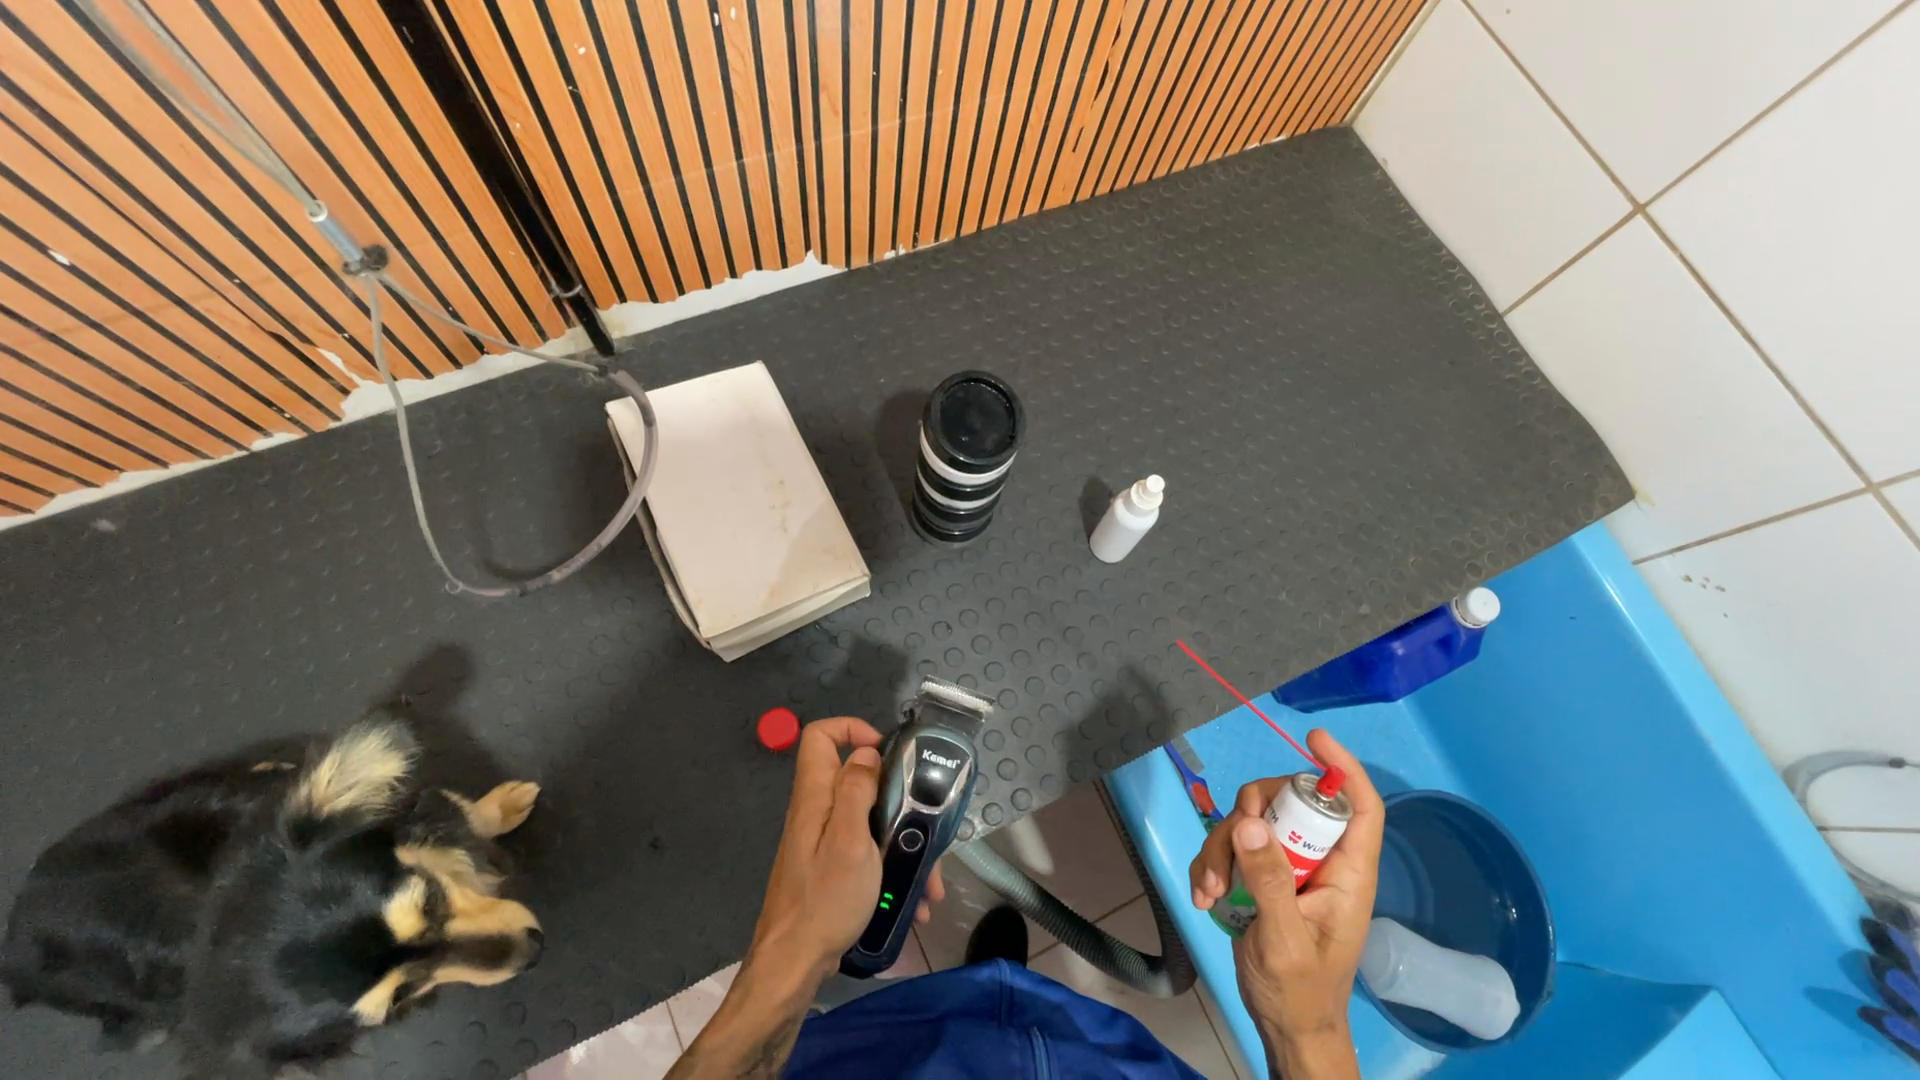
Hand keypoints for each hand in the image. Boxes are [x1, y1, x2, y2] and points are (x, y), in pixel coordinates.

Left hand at [747, 718, 944, 982]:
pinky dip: (892, 868)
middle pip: (857, 779)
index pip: (819, 736)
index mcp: (815, 797)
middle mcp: (817, 812)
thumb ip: (857, 791)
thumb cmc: (824, 899)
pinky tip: (917, 899)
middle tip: (923, 822)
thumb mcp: (850, 841)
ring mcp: (825, 842)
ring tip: (932, 879)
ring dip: (903, 842)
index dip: (852, 729)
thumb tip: (866, 753)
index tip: (887, 752)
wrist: (794, 964)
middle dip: (897, 797)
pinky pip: (868, 852)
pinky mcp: (833, 868)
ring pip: (870, 820)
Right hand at [1188, 730, 1382, 1078]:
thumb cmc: (1301, 991)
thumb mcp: (1284, 940)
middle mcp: (1318, 860)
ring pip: (1249, 822)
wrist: (1284, 1026)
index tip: (1314, 739)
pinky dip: (1210, 866)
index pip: (1359, 807)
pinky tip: (1204, 897)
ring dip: (1220, 849)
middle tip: (1229, 849)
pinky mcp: (1258, 876)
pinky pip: (1229, 848)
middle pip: (1286, 802)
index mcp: (1347, 873)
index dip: (1343, 768)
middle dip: (1248, 816)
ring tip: (1211, 891)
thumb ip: (1269, 880)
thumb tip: (1249, 818)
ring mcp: (1285, 866)